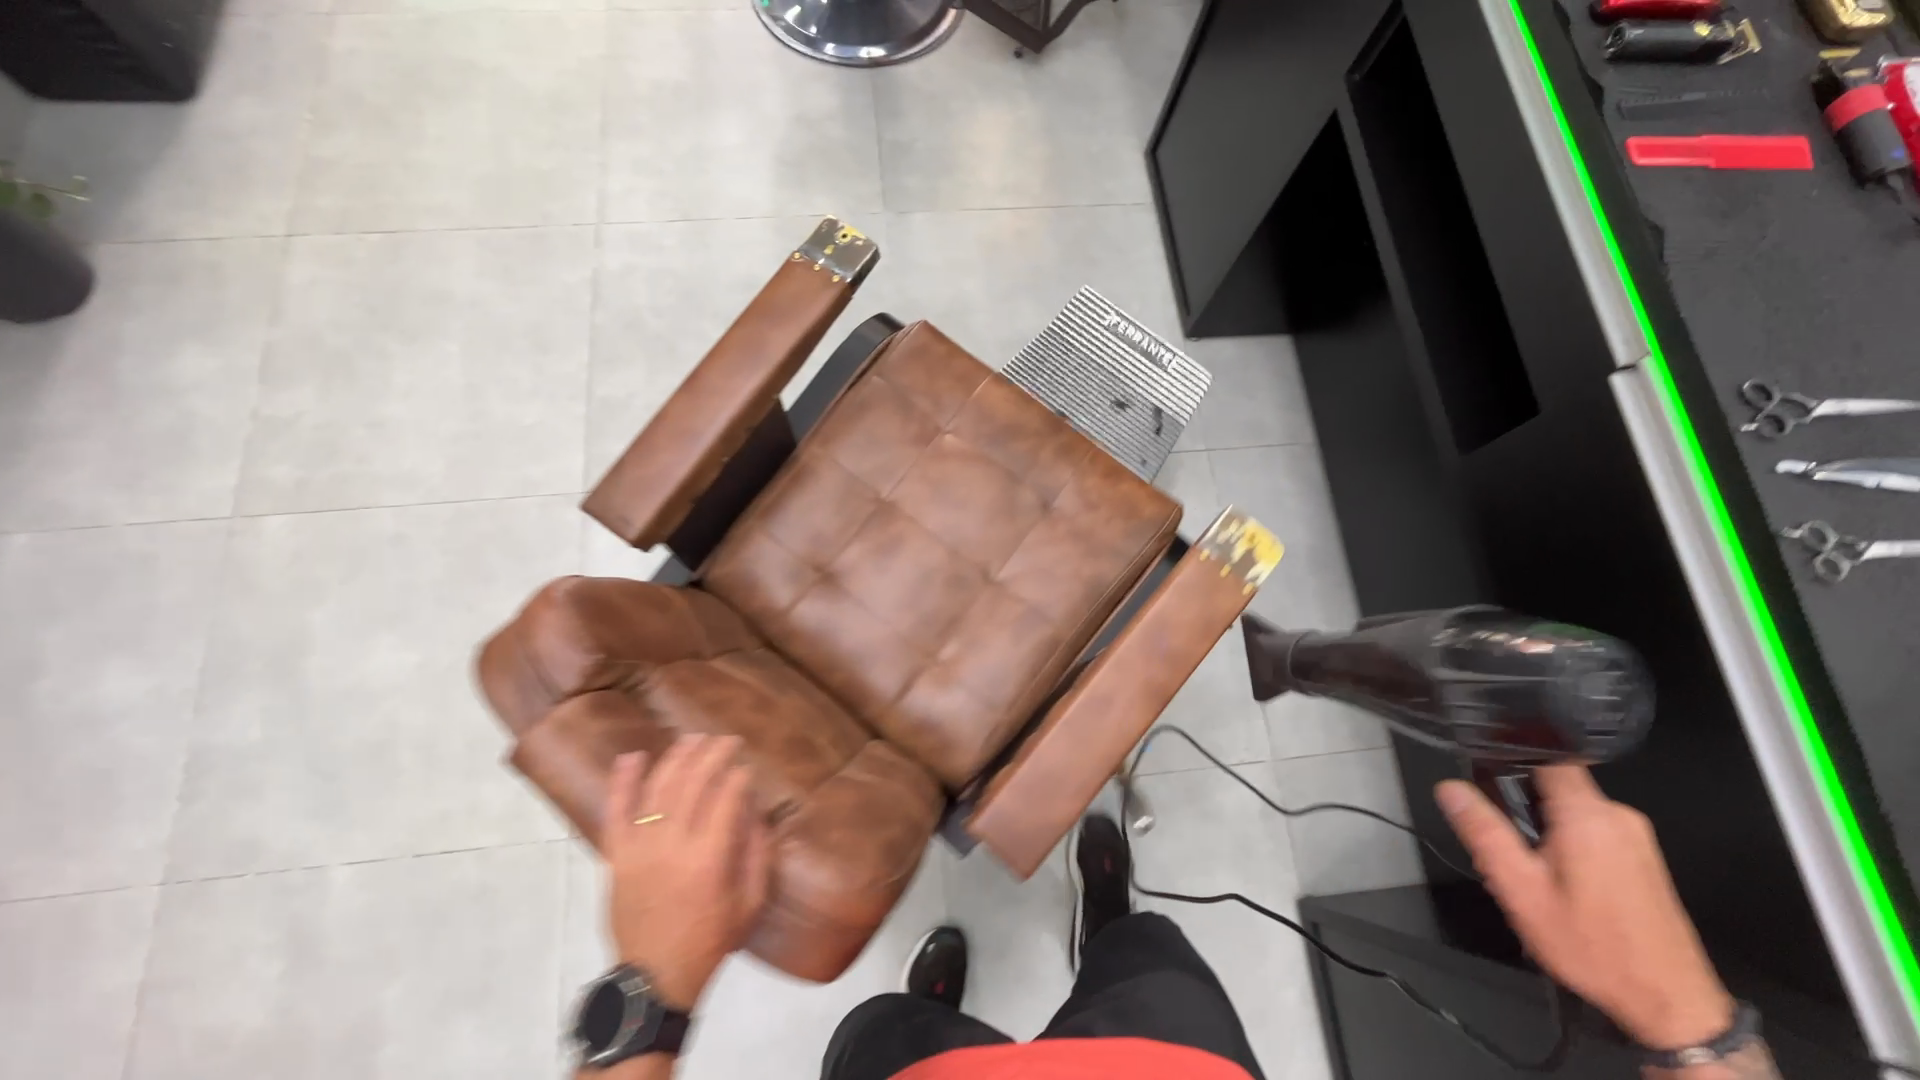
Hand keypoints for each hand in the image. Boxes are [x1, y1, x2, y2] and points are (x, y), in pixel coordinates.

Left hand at [602, 734, 772, 1010]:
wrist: (655, 977)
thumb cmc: (710, 940)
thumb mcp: (750, 902)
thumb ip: (757, 853)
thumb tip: (755, 810)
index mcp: (709, 858)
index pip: (727, 798)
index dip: (740, 777)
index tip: (748, 767)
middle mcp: (673, 845)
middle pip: (694, 783)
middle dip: (714, 755)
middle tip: (728, 741)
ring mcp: (639, 848)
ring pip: (659, 788)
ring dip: (678, 758)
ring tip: (694, 739)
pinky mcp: (616, 856)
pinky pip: (615, 811)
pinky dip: (623, 781)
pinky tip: (633, 756)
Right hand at [1436, 767, 1733, 1050]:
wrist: (1669, 1003)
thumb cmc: (1591, 946)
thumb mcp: (1520, 890)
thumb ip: (1484, 832)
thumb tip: (1450, 788)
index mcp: (1588, 815)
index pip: (1547, 755)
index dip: (1510, 759)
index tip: (1485, 784)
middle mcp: (1619, 816)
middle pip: (1555, 788)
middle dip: (1522, 811)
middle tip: (1507, 854)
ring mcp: (1638, 838)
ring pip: (1572, 813)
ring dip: (1544, 834)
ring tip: (1534, 879)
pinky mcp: (1645, 859)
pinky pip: (1594, 833)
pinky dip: (1569, 848)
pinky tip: (1563, 889)